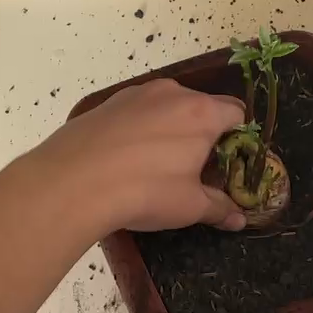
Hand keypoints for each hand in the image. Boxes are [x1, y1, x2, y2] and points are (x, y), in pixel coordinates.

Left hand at [19, 79, 247, 238]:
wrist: (72, 181)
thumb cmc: (144, 191)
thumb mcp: (188, 206)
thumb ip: (218, 208)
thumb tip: (240, 219)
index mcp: (201, 113)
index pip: (236, 113)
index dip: (238, 137)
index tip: (227, 164)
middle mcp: (171, 94)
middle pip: (200, 107)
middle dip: (202, 134)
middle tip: (193, 169)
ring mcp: (134, 95)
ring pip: (165, 107)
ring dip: (169, 129)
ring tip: (156, 165)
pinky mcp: (106, 104)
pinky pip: (135, 113)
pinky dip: (139, 129)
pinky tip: (125, 159)